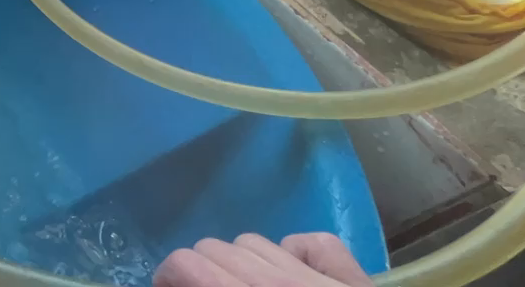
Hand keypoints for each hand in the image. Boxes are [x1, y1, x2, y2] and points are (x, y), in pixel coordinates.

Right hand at [154, 233, 373, 286]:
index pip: (186, 265)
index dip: (166, 280)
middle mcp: (282, 285)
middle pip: (212, 249)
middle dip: (200, 276)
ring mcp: (323, 281)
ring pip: (252, 242)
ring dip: (241, 267)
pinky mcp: (358, 284)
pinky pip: (312, 243)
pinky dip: (296, 256)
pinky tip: (295, 282)